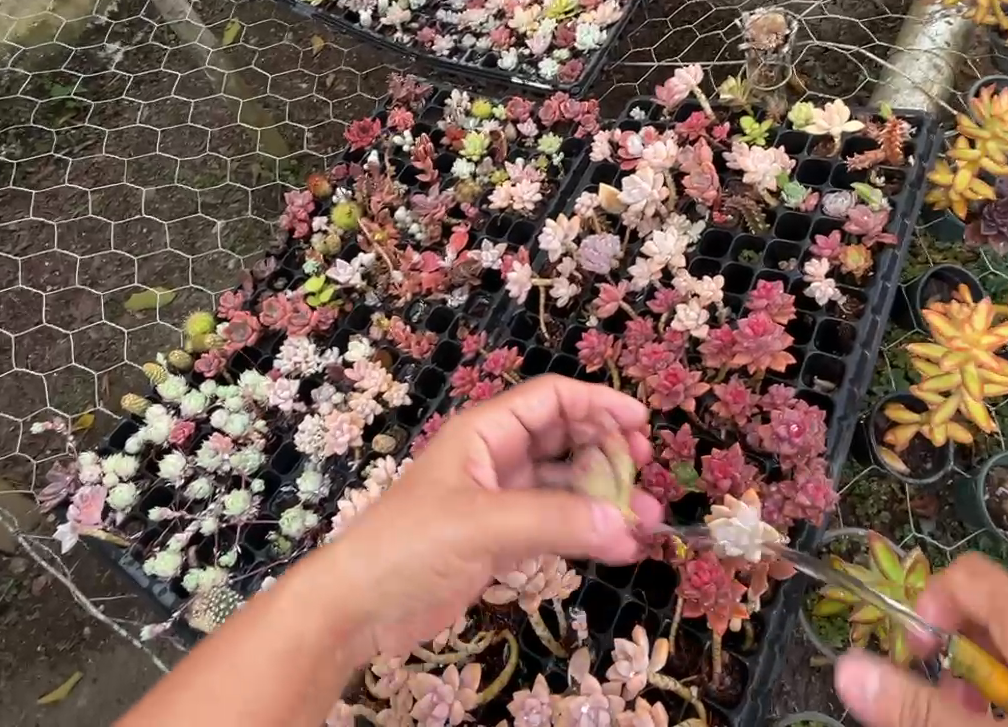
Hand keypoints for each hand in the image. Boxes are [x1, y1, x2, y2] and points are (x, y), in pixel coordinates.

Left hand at [295, 376, 662, 661]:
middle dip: (608, 450)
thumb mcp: (484, 524)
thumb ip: (555, 521)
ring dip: (604, 496)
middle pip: (564, 437)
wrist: (360, 607)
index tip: (641, 423)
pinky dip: (586, 529)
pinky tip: (618, 546)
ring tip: (647, 519)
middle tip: (645, 471)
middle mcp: (498, 455)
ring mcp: (501, 497)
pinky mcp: (502, 536)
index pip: (552, 400)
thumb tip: (626, 526)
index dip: (598, 403)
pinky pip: (556, 521)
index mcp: (487, 431)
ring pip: (565, 483)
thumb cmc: (411, 544)